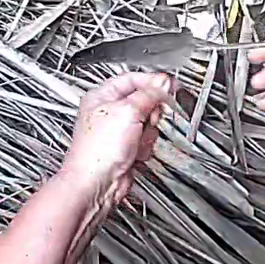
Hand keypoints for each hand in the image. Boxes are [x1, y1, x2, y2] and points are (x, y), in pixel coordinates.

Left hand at [58, 72, 172, 213]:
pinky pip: (146, 141)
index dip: (152, 82)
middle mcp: (109, 112)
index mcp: (102, 96)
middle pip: (144, 102)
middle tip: (146, 119)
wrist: (96, 184)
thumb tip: (162, 83)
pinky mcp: (126, 148)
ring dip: (147, 133)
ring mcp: (118, 131)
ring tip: (136, 140)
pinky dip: (145, 147)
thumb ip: (149, 95)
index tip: (169, 86)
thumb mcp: (128, 112)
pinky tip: (135, 153)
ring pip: (148, 123)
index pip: (133, 79)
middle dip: (150, 113)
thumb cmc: (98, 150)